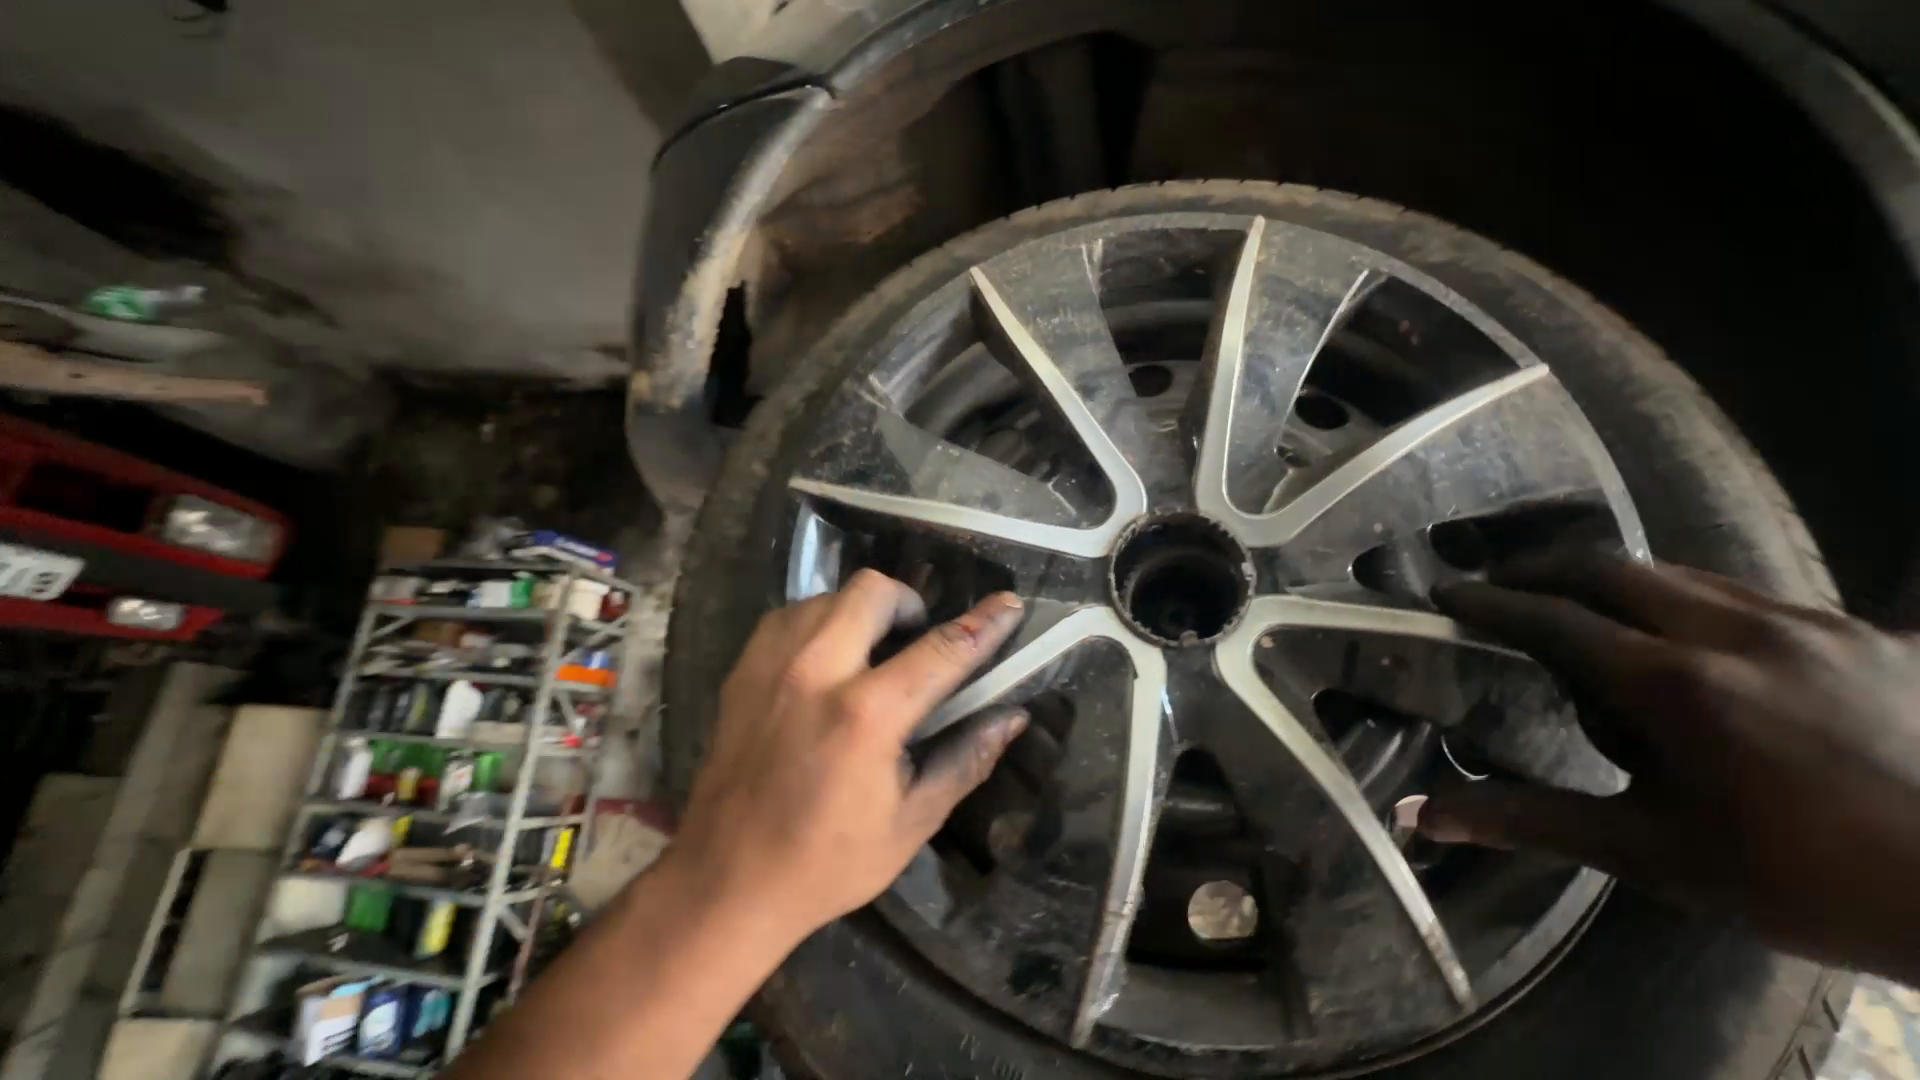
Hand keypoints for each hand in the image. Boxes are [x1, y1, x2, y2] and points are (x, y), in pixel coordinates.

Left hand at [670, 570, 1028, 940]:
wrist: (727, 880)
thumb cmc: (828, 861)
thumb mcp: (912, 822)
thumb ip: (966, 760)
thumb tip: (1012, 716)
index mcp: (866, 715)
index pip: (942, 649)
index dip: (984, 623)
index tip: (1010, 603)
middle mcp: (815, 672)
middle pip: (873, 591)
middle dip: (910, 605)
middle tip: (919, 641)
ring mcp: (770, 666)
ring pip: (828, 595)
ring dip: (862, 612)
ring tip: (872, 654)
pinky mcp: (742, 671)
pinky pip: (790, 616)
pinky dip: (819, 624)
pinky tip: (827, 663)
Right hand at [1421, 552, 1919, 982]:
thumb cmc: (1809, 882)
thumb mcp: (1655, 857)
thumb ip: (1532, 821)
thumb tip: (1419, 814)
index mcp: (1676, 685)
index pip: (1553, 621)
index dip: (1491, 603)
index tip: (1446, 593)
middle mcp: (1737, 634)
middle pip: (1613, 570)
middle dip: (1544, 569)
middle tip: (1502, 583)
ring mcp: (1813, 625)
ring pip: (1684, 575)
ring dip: (1618, 582)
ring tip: (1586, 607)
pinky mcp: (1873, 633)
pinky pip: (1756, 597)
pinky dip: (1695, 603)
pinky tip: (1698, 638)